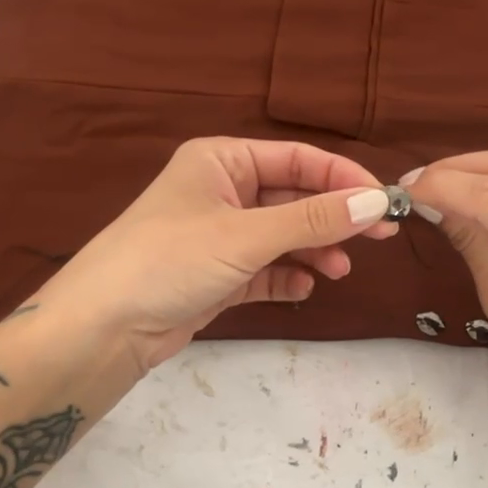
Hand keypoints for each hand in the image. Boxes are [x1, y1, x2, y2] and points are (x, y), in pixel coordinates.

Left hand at [33, 137, 398, 373]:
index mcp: (221, 161)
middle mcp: (221, 191)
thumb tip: (377, 202)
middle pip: (292, 198)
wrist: (103, 328)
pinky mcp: (215, 275)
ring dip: (312, 250)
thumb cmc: (169, 260)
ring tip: (337, 271)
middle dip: (331, 219)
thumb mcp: (244, 235)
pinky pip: (264, 269)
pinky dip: (285, 276)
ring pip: (281, 236)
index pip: (296, 159)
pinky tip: (302, 288)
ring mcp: (217, 235)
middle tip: (378, 240)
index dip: (342, 178)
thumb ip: (312, 220)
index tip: (384, 204)